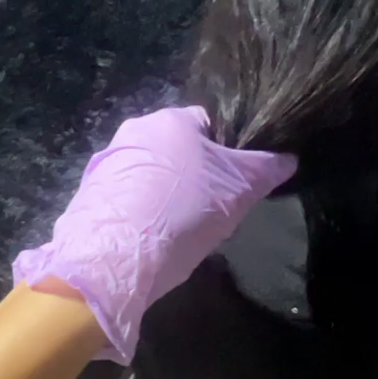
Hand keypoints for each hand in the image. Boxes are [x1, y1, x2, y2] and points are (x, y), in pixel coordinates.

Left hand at [13, 107, 296, 361]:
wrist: (114, 259)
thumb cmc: (183, 212)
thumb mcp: (238, 191)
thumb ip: (265, 169)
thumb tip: (287, 158)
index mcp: (169, 119)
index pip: (210, 124)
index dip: (230, 153)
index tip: (236, 184)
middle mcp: (133, 131)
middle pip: (179, 150)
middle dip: (197, 177)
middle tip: (213, 210)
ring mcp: (106, 162)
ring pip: (154, 175)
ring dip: (169, 196)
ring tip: (181, 231)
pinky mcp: (90, 194)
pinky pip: (130, 198)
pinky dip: (143, 213)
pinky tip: (153, 240)